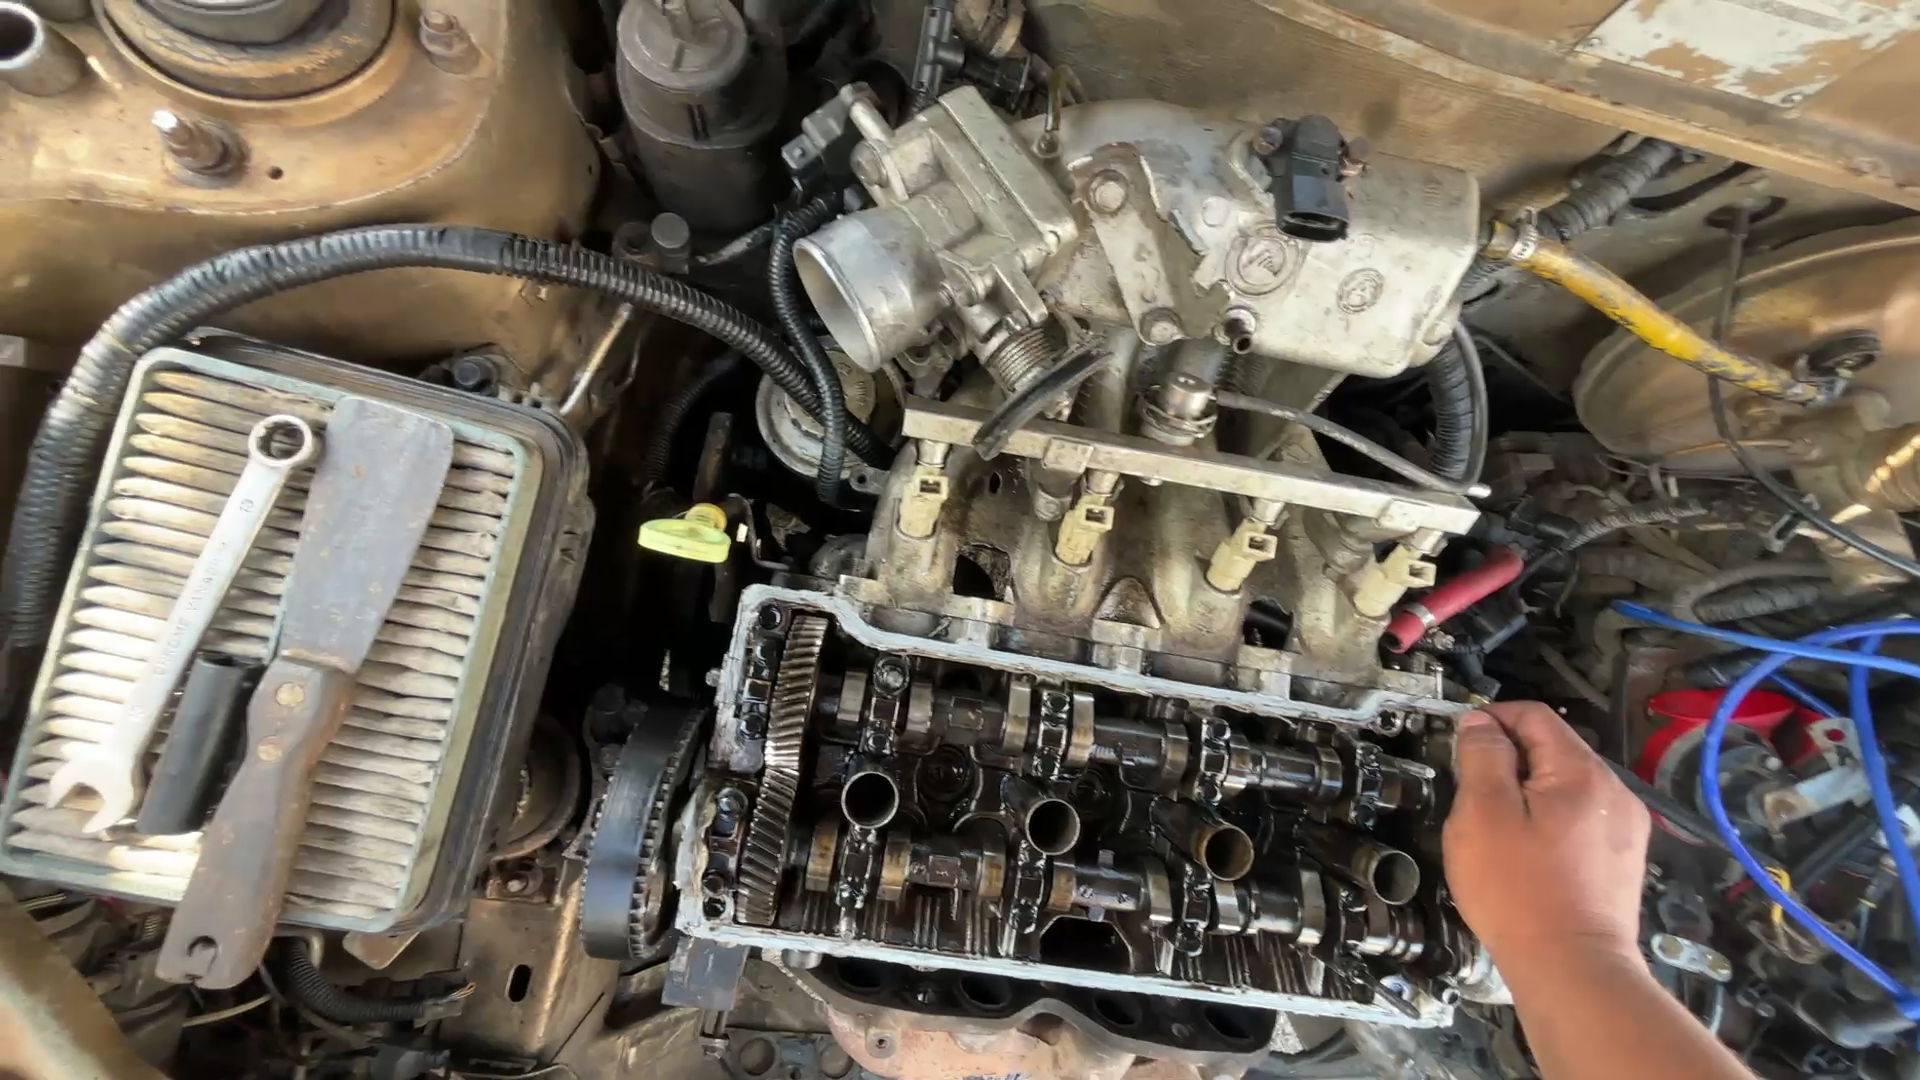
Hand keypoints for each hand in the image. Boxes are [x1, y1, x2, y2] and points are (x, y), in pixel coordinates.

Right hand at [1442, 701, 1649, 968]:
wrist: (1571, 967)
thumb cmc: (1516, 884)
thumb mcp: (1482, 811)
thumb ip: (1482, 756)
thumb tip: (1480, 722)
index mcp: (1581, 774)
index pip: (1534, 716)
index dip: (1490, 718)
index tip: (1458, 745)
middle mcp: (1614, 792)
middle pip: (1551, 746)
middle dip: (1505, 755)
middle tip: (1469, 789)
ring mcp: (1624, 826)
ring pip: (1562, 780)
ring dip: (1523, 785)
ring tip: (1493, 820)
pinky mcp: (1620, 856)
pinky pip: (1576, 811)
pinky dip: (1543, 812)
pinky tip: (1524, 845)